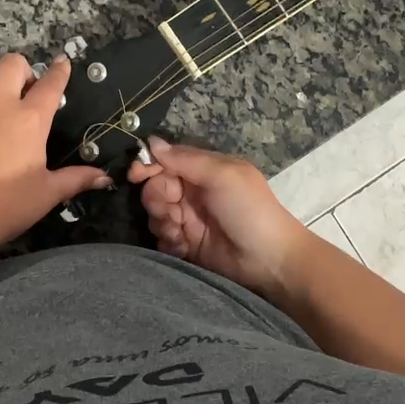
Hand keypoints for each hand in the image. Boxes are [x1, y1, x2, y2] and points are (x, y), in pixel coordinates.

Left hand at [0, 54, 109, 249]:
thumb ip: (76, 179)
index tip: (62, 65)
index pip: (52, 83)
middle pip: (13, 63)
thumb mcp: (46, 194)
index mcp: (30, 119)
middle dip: (22, 71)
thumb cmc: (4, 206)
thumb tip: (105, 177)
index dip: (59, 71)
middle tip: (21, 92)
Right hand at [126, 136, 323, 298]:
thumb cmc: (249, 210)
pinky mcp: (187, 246)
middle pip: (156, 188)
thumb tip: (152, 143)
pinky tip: (182, 247)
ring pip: (156, 215)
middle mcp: (194, 193)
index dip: (148, 166)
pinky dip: (168, 241)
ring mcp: (189, 220)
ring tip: (180, 233)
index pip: (165, 162)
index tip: (135, 175)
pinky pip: (162, 239)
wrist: (269, 261)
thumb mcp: (222, 175)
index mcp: (204, 170)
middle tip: (172, 211)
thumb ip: (186, 159)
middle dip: (156, 199)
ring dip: (163, 222)